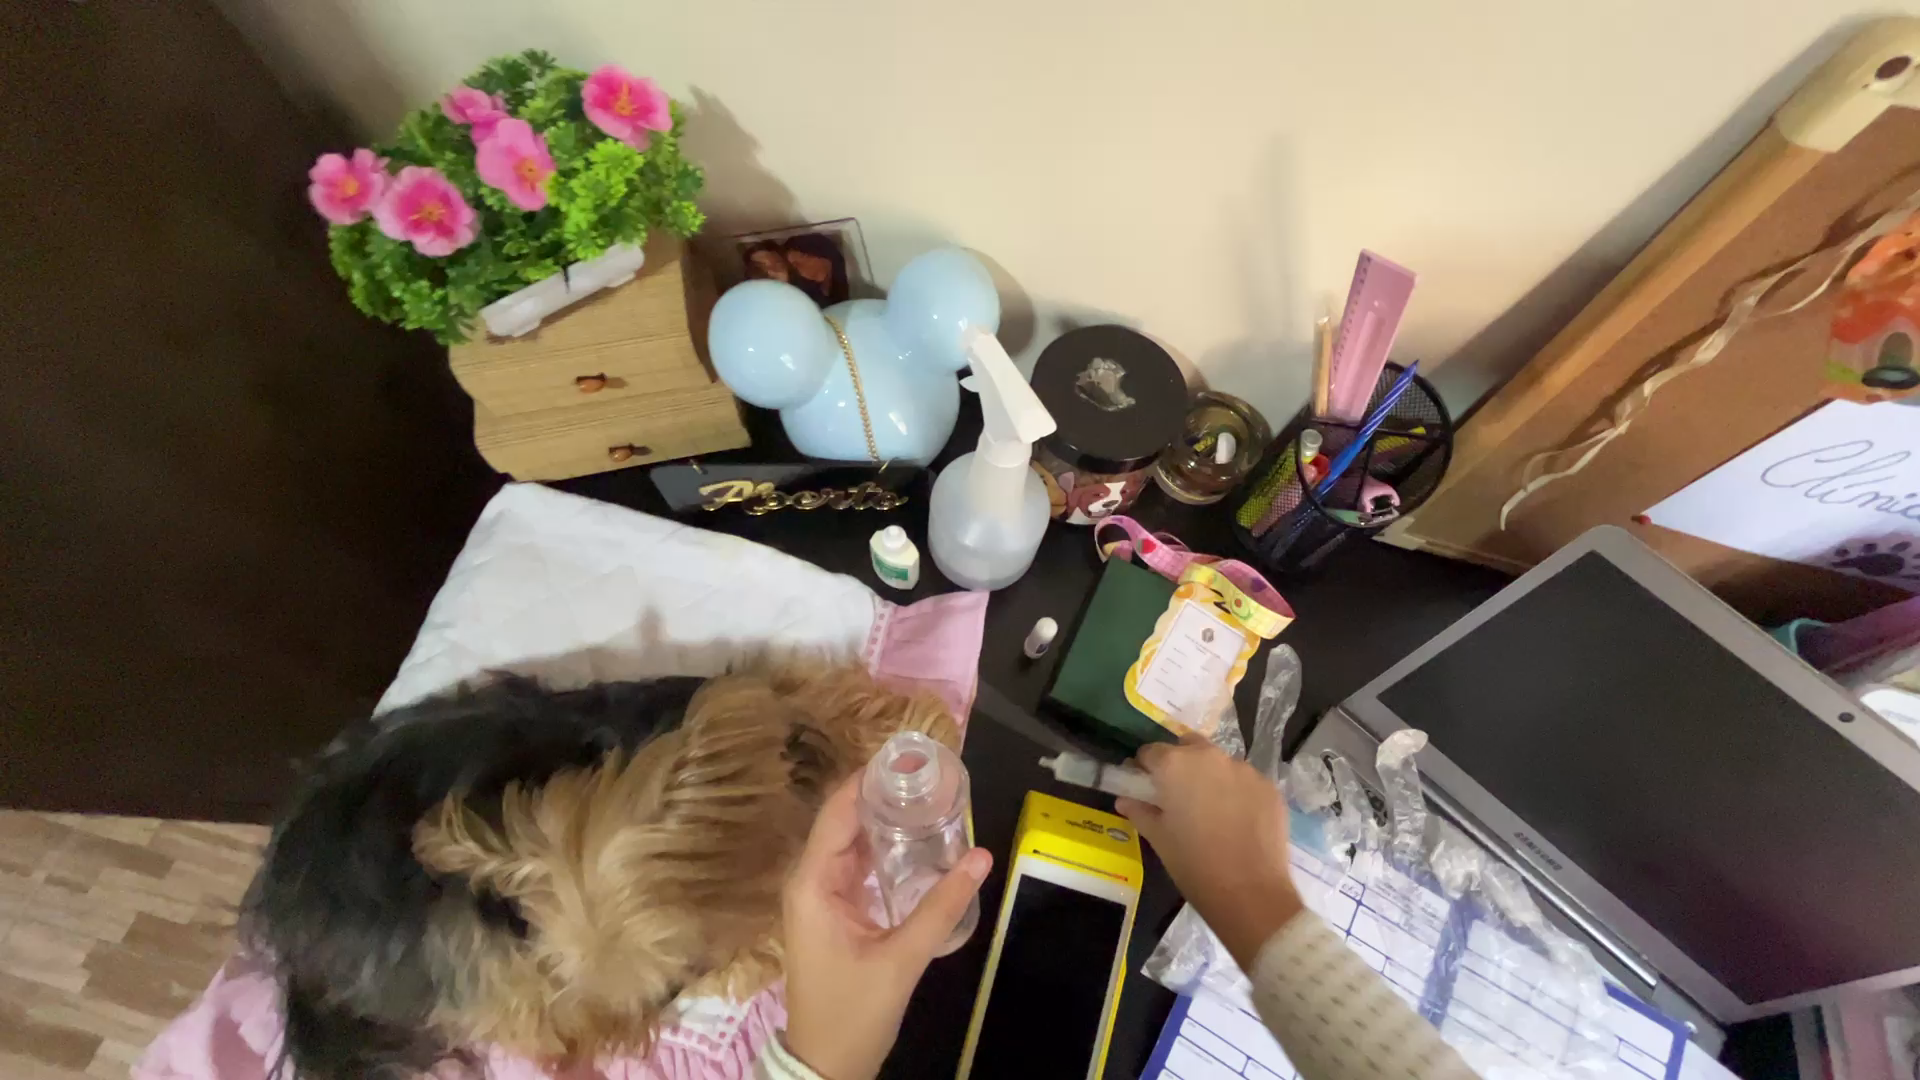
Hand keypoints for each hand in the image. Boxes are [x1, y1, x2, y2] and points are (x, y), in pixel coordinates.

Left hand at [781, 775, 991, 1079]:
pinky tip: (916, 836)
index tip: (906, 755)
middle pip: (845, 819)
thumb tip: (982, 856)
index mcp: (813, 882)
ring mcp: (822, 893)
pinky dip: (884, 844)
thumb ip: (941, 906)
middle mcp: (811, 878)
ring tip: (927, 793)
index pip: (838, 812)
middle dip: (882, 793)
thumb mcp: (901, 959)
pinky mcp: (836, 907)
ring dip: (884, 816)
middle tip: (928, 773)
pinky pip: (858, 861)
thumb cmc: (853, 1012)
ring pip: (852, 838)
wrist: (826, 1066)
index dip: (868, 779)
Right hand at [1116, 738, 1303, 968]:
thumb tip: (1124, 799)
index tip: (1147, 787)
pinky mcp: (1269, 786)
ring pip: (1219, 762)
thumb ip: (1139, 811)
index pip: (1150, 751)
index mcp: (1174, 764)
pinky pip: (1245, 781)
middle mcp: (1208, 756)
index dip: (1146, 768)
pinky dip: (1237, 792)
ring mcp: (1243, 769)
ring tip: (1212, 810)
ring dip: (1211, 776)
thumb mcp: (1158, 838)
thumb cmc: (1193, 864)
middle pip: (1187, 747)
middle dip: (1180, 763)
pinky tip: (1238, 820)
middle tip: (1179, 795)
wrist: (1251, 894)